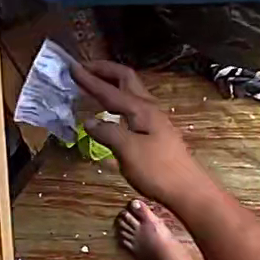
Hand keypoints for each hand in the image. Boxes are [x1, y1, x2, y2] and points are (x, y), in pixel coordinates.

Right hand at [72, 60, 211, 208]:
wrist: (187, 191)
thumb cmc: (158, 171)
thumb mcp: (128, 151)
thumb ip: (107, 133)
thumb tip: (88, 121)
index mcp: (141, 110)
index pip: (110, 90)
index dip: (89, 79)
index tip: (71, 68)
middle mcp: (148, 108)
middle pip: (126, 79)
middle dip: (104, 70)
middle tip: (84, 68)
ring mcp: (154, 119)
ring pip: (131, 91)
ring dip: (112, 83)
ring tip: (94, 83)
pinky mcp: (154, 131)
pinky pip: (132, 105)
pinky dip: (117, 99)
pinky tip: (110, 110)